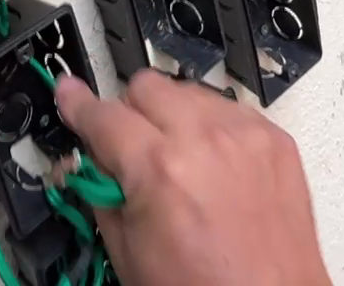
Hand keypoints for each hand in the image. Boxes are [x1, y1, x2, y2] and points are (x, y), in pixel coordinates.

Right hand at [56, 70, 331, 285]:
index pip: (103, 115)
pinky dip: (212, 127)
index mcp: (160, 169)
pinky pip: (227, 107)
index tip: (69, 93)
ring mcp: (244, 133)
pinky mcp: (273, 137)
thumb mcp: (130, 257)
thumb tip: (87, 159)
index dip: (78, 105)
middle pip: (145, 86)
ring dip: (173, 116)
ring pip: (186, 89)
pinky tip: (213, 165)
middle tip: (132, 148)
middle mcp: (204, 139)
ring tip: (179, 163)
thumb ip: (102, 194)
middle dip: (130, 113)